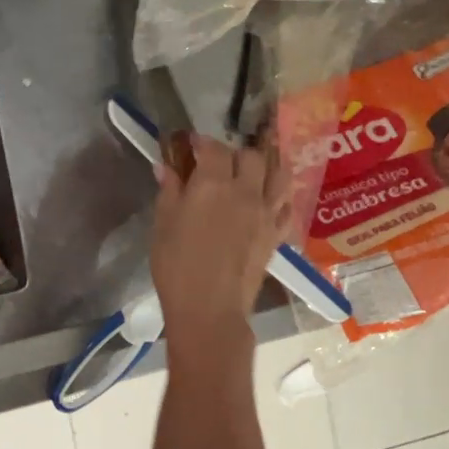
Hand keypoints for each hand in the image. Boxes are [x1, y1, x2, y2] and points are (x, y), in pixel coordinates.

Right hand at [149, 134, 290, 356]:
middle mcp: (246, 192)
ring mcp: (267, 212)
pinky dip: (277, 194)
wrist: (209, 306)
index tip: (190, 144)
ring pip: (278, 174)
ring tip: (250, 170)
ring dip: (265, 165)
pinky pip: (285, 203)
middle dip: (234, 152)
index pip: (214, 149)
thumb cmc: (176, 264)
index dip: (202, 142)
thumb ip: (169, 191)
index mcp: (212, 185)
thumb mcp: (162, 223)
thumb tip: (167, 167)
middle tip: (217, 160)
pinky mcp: (277, 233)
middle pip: (251, 157)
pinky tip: (266, 198)